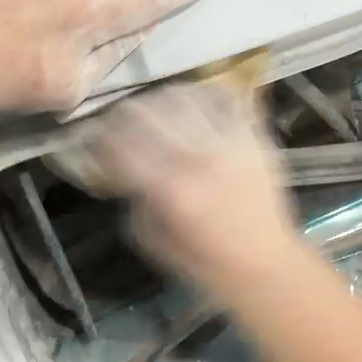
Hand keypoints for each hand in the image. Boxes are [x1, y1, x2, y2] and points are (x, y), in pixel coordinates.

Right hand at [82, 82, 302, 291]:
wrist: (268, 265)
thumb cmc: (207, 263)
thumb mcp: (154, 241)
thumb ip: (134, 200)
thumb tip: (120, 169)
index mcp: (171, 191)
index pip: (121, 144)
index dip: (100, 137)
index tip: (94, 138)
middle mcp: (199, 159)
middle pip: (147, 112)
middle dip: (124, 114)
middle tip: (119, 121)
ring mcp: (230, 143)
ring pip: (183, 97)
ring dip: (159, 100)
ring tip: (152, 108)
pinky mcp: (254, 137)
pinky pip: (223, 99)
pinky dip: (200, 96)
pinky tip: (189, 103)